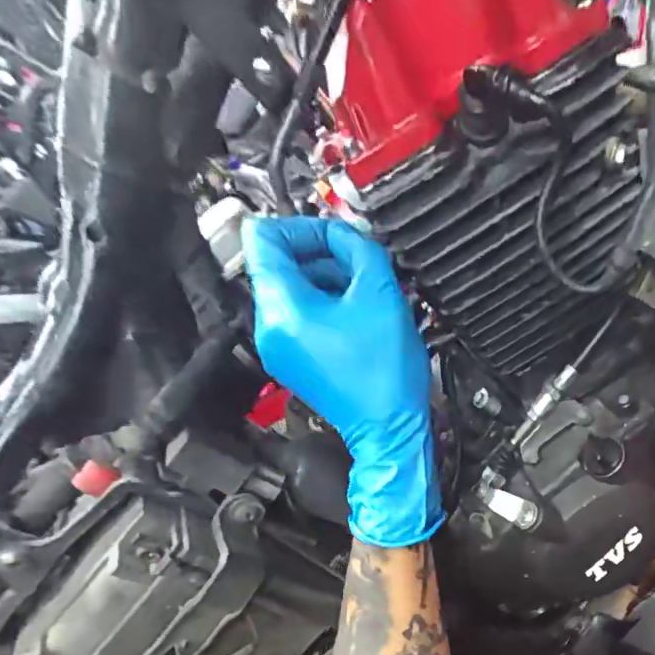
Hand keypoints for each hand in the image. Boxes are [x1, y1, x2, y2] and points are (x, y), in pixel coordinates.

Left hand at [242, 217, 441, 547]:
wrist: (390, 428)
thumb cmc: (385, 376)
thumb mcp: (382, 295)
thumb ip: (360, 248)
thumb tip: (346, 234)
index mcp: (281, 307)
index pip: (265, 236)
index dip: (304, 227)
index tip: (336, 236)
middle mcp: (269, 327)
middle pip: (281, 265)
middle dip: (322, 258)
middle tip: (360, 267)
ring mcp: (279, 348)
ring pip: (294, 291)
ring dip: (329, 283)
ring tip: (366, 296)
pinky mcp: (295, 361)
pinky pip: (303, 318)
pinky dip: (329, 308)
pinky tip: (360, 319)